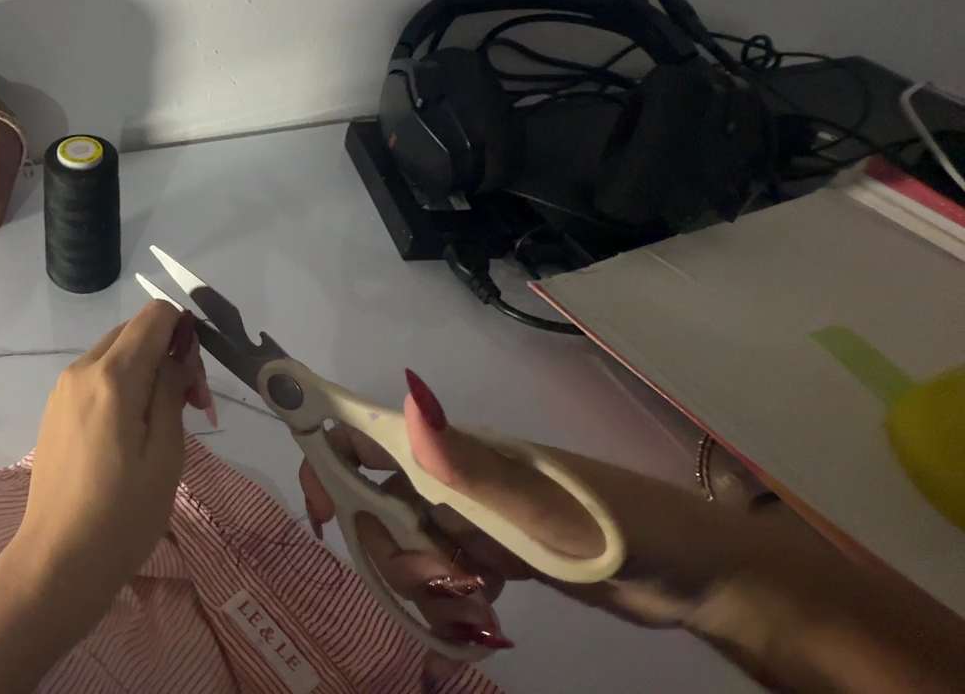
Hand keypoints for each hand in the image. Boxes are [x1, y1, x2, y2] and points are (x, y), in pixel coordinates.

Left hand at [13, 301, 209, 609]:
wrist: (58, 558)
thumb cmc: (123, 513)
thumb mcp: (165, 452)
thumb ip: (171, 389)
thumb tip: (177, 350)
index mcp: (111, 375)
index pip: (153, 316)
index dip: (183, 333)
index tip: (197, 380)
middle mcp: (81, 369)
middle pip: (133, 333)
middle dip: (168, 355)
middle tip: (191, 408)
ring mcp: (62, 388)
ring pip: (114, 355)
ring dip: (145, 372)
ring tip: (164, 426)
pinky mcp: (54, 408)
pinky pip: (95, 378)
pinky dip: (121, 387)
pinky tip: (132, 432)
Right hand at [303, 369, 964, 691]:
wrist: (699, 577)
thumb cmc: (618, 527)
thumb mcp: (542, 503)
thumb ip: (467, 462)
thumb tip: (407, 397)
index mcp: (449, 450)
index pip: (361, 435)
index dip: (324, 455)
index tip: (320, 510)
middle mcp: (446, 476)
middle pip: (371, 503)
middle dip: (388, 548)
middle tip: (441, 580)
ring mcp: (466, 517)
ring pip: (402, 546)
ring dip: (421, 585)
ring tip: (475, 608)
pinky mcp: (487, 554)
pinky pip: (437, 577)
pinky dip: (445, 606)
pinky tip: (481, 622)